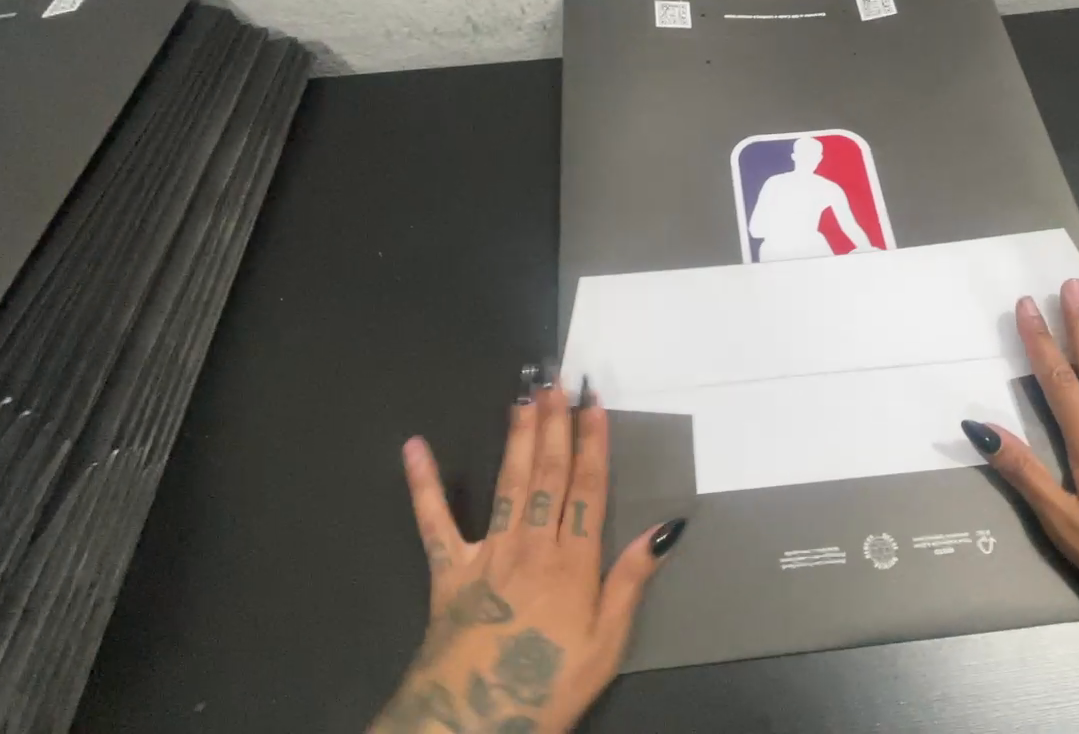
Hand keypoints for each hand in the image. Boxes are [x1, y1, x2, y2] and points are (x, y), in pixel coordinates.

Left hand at [370, 385, 685, 733]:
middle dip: (554, 422)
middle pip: (548, 473)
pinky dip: (423, 483)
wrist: (471, 724)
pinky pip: (434, 522)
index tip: (592, 400)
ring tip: (522, 397)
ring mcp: (487, 553)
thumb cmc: (548, 685)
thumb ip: (632, 581)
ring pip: (508, 483)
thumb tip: (665, 527)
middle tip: (554, 379)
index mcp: (573, 562)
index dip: (592, 440)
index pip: (587, 487)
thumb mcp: (606, 644)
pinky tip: (414, 446)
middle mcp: (532, 545)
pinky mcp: (448, 569)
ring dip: (517, 436)